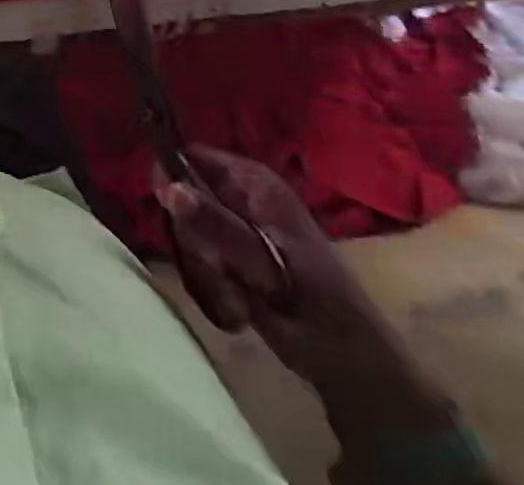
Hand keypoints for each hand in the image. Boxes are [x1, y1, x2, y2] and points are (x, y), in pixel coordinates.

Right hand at [157, 147, 459, 439]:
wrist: (354, 366)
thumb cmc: (319, 309)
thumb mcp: (265, 267)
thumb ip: (215, 225)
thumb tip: (168, 187)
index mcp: (253, 182)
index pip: (187, 156)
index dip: (169, 181)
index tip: (171, 219)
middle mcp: (240, 196)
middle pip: (179, 201)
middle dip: (191, 243)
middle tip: (218, 272)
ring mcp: (236, 228)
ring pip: (185, 238)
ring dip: (202, 273)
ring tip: (235, 300)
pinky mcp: (233, 258)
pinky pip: (196, 263)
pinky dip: (209, 289)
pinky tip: (236, 310)